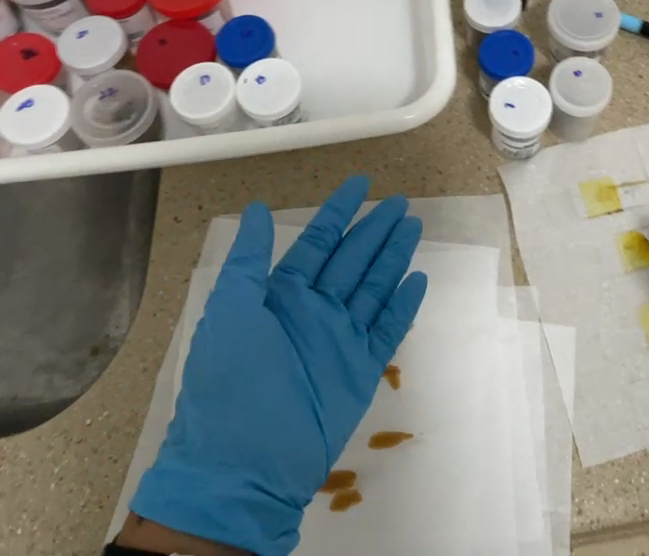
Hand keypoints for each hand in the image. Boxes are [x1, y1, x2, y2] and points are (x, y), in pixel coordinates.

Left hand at [130, 177, 428, 555]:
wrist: (243, 464)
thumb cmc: (230, 381)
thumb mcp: (230, 311)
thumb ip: (249, 260)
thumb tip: (257, 209)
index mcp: (282, 295)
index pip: (318, 241)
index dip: (340, 211)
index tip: (361, 184)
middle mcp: (314, 310)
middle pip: (353, 259)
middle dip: (376, 229)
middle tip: (401, 202)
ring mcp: (340, 340)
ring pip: (374, 287)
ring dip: (394, 257)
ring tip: (414, 227)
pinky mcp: (361, 370)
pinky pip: (387, 329)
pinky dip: (403, 305)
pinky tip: (418, 280)